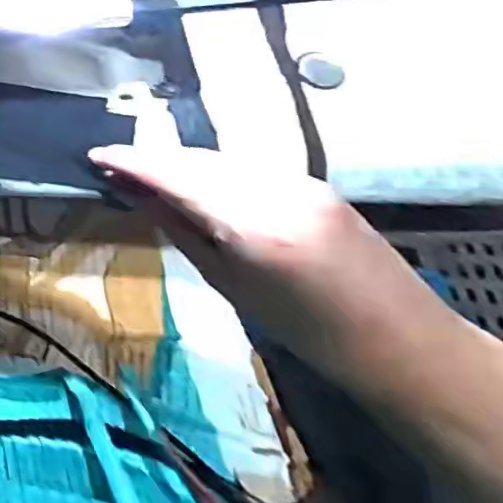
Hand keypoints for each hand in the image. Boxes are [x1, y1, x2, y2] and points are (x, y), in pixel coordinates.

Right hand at [88, 144, 462, 383]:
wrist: (407, 347)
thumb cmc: (308, 332)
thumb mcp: (228, 284)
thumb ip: (177, 227)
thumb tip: (131, 190)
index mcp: (252, 225)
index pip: (174, 175)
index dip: (130, 161)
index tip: (96, 156)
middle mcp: (274, 190)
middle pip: (193, 159)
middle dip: (150, 160)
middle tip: (115, 167)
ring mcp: (297, 181)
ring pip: (216, 157)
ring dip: (178, 162)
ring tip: (147, 174)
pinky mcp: (311, 180)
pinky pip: (243, 165)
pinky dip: (210, 168)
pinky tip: (195, 179)